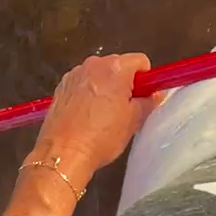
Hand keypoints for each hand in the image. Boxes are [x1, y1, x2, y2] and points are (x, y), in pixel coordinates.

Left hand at [27, 54, 156, 190]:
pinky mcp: (61, 86)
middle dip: (124, 83)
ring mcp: (74, 74)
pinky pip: (83, 83)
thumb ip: (148, 101)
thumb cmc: (101, 137)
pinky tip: (86, 116)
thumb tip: (155, 94)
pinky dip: (87, 94)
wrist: (63, 154)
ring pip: (99, 75)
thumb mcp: (133, 121)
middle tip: (125, 110)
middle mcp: (94, 64)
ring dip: (105, 88)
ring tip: (102, 115)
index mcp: (115, 68)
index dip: (145, 79)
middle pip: (119, 66)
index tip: (142, 97)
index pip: (141, 61)